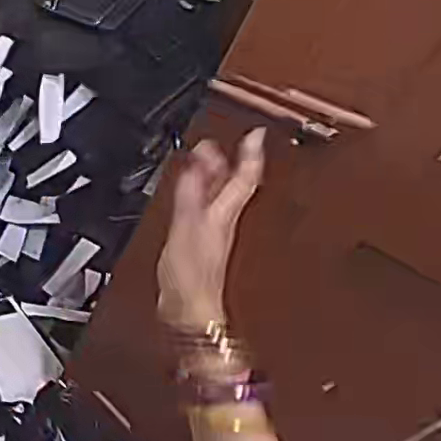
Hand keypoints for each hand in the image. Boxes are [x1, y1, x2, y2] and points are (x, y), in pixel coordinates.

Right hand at [157, 128, 265, 328]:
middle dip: (227, 160)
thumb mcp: (186, 228)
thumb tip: (196, 165)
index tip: (254, 133)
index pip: (244, 177)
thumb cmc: (192, 276)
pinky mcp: (200, 241)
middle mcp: (223, 219)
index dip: (250, 153)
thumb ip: (190, 196)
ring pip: (219, 195)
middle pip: (231, 183)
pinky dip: (199, 194)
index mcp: (224, 213)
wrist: (189, 308)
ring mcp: (213, 230)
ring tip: (204, 159)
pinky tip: (191, 193)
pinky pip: (204, 208)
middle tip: (220, 141)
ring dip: (213, 175)